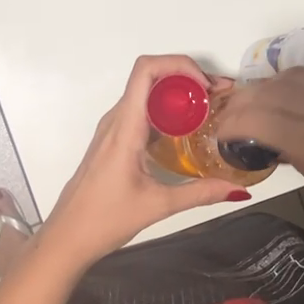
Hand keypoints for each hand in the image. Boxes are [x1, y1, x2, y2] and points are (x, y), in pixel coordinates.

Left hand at [37, 56, 239, 268]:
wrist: (67, 238)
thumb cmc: (103, 220)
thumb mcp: (158, 206)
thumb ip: (200, 194)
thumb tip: (236, 189)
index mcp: (125, 128)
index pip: (146, 70)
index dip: (179, 64)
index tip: (206, 86)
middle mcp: (116, 121)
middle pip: (151, 78)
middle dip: (187, 79)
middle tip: (220, 96)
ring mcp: (112, 130)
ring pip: (146, 95)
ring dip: (177, 95)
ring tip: (210, 109)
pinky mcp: (112, 142)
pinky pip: (141, 113)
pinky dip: (166, 112)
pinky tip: (187, 132)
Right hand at [213, 69, 303, 250]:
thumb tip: (282, 147)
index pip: (258, 119)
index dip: (231, 124)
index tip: (220, 136)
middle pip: (272, 91)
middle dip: (243, 103)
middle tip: (230, 119)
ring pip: (297, 80)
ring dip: (270, 90)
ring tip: (259, 109)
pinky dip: (300, 92)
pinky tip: (298, 110)